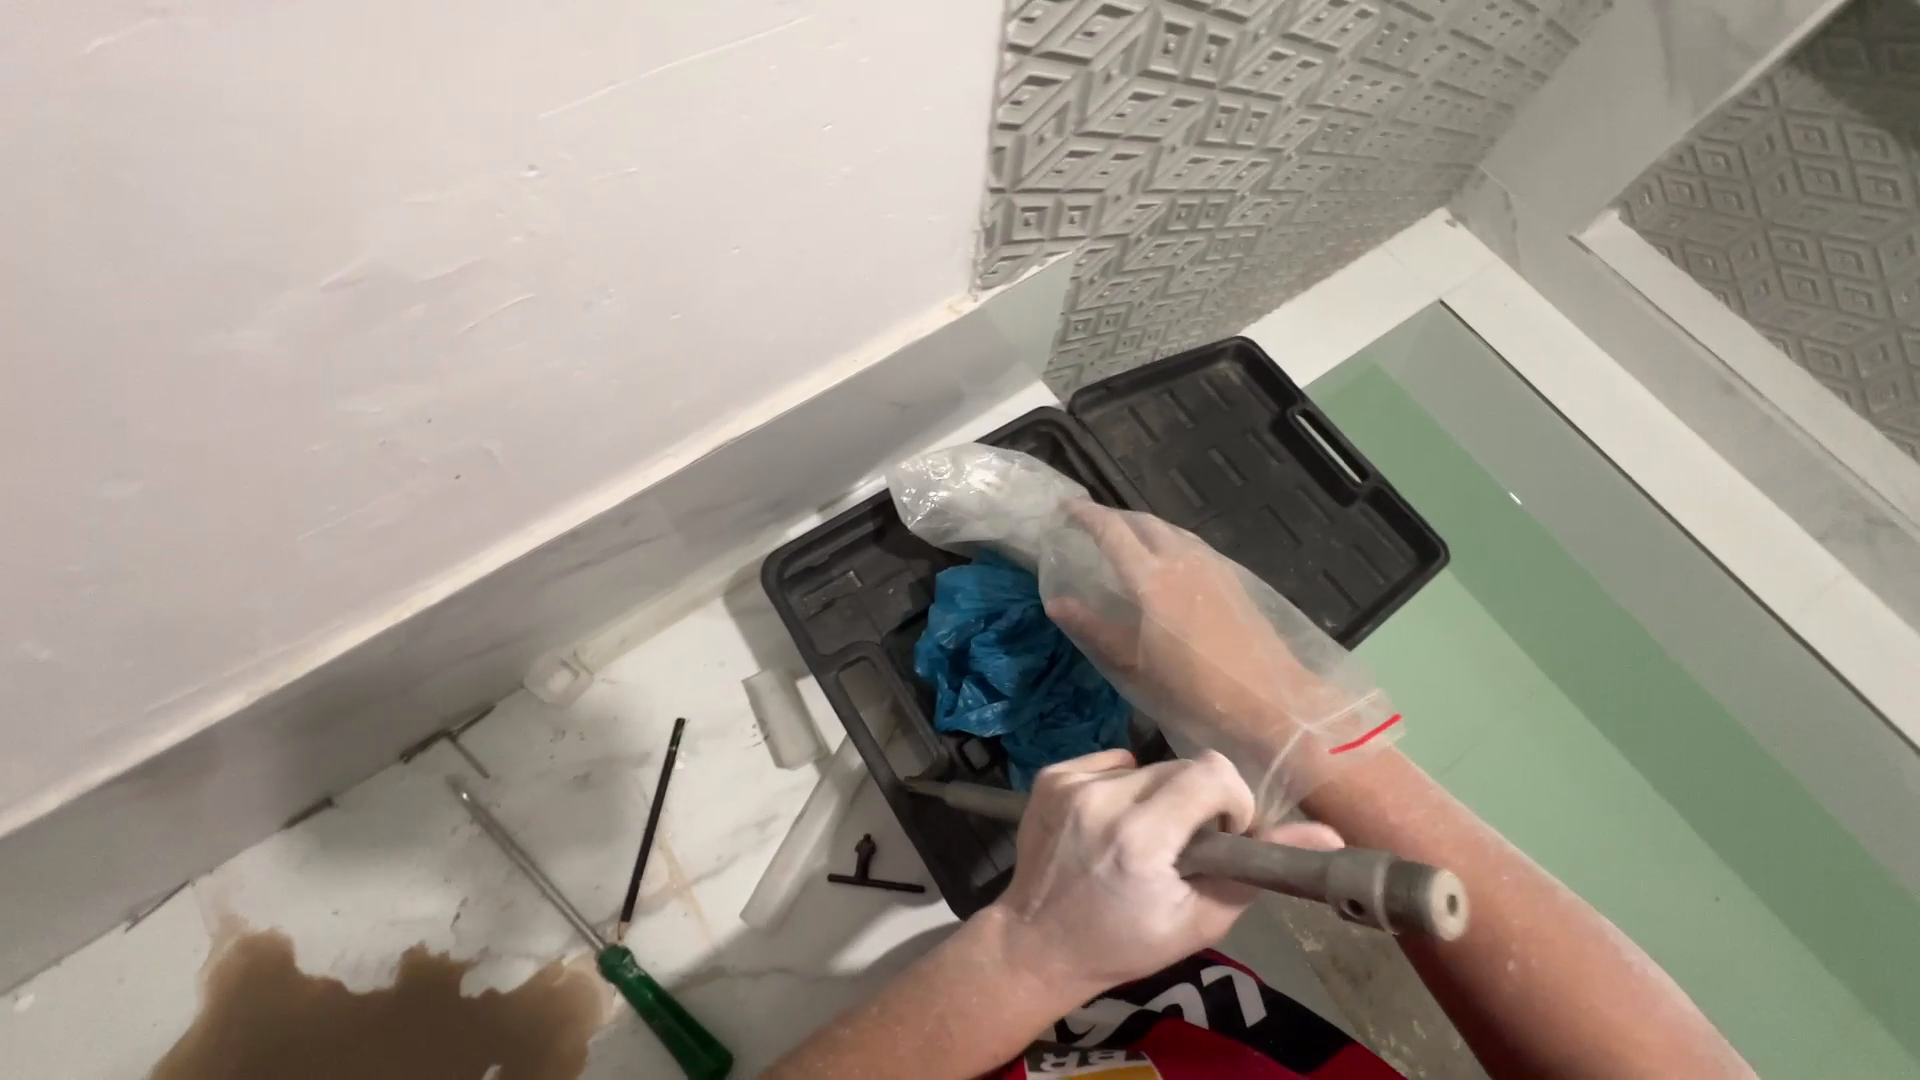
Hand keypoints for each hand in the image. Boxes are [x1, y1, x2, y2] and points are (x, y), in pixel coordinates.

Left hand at [990, 748, 1342, 992]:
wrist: (1037, 942)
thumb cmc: (1123, 942)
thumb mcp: (1197, 922)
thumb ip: (1254, 872)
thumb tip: (1326, 833)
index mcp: (1140, 837)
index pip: (1211, 773)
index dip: (1231, 801)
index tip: (1222, 834)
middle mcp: (1102, 799)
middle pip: (1181, 768)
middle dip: (1195, 800)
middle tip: (1183, 844)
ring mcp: (1071, 783)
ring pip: (1146, 766)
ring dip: (1156, 795)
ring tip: (1139, 839)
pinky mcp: (1051, 776)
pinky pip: (1108, 763)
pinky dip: (1119, 786)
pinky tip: (1108, 823)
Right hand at [1041, 503, 1355, 818]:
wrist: (1266, 704)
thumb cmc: (1191, 690)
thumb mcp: (1131, 666)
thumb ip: (1092, 629)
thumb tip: (1056, 603)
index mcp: (1150, 579)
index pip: (1111, 531)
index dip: (1086, 516)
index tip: (1065, 508)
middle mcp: (1181, 560)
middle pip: (1143, 522)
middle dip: (1114, 517)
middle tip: (1091, 523)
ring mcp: (1211, 566)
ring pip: (1170, 530)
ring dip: (1142, 526)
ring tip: (1125, 538)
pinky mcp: (1232, 578)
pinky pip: (1191, 544)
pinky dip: (1167, 540)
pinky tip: (1165, 559)